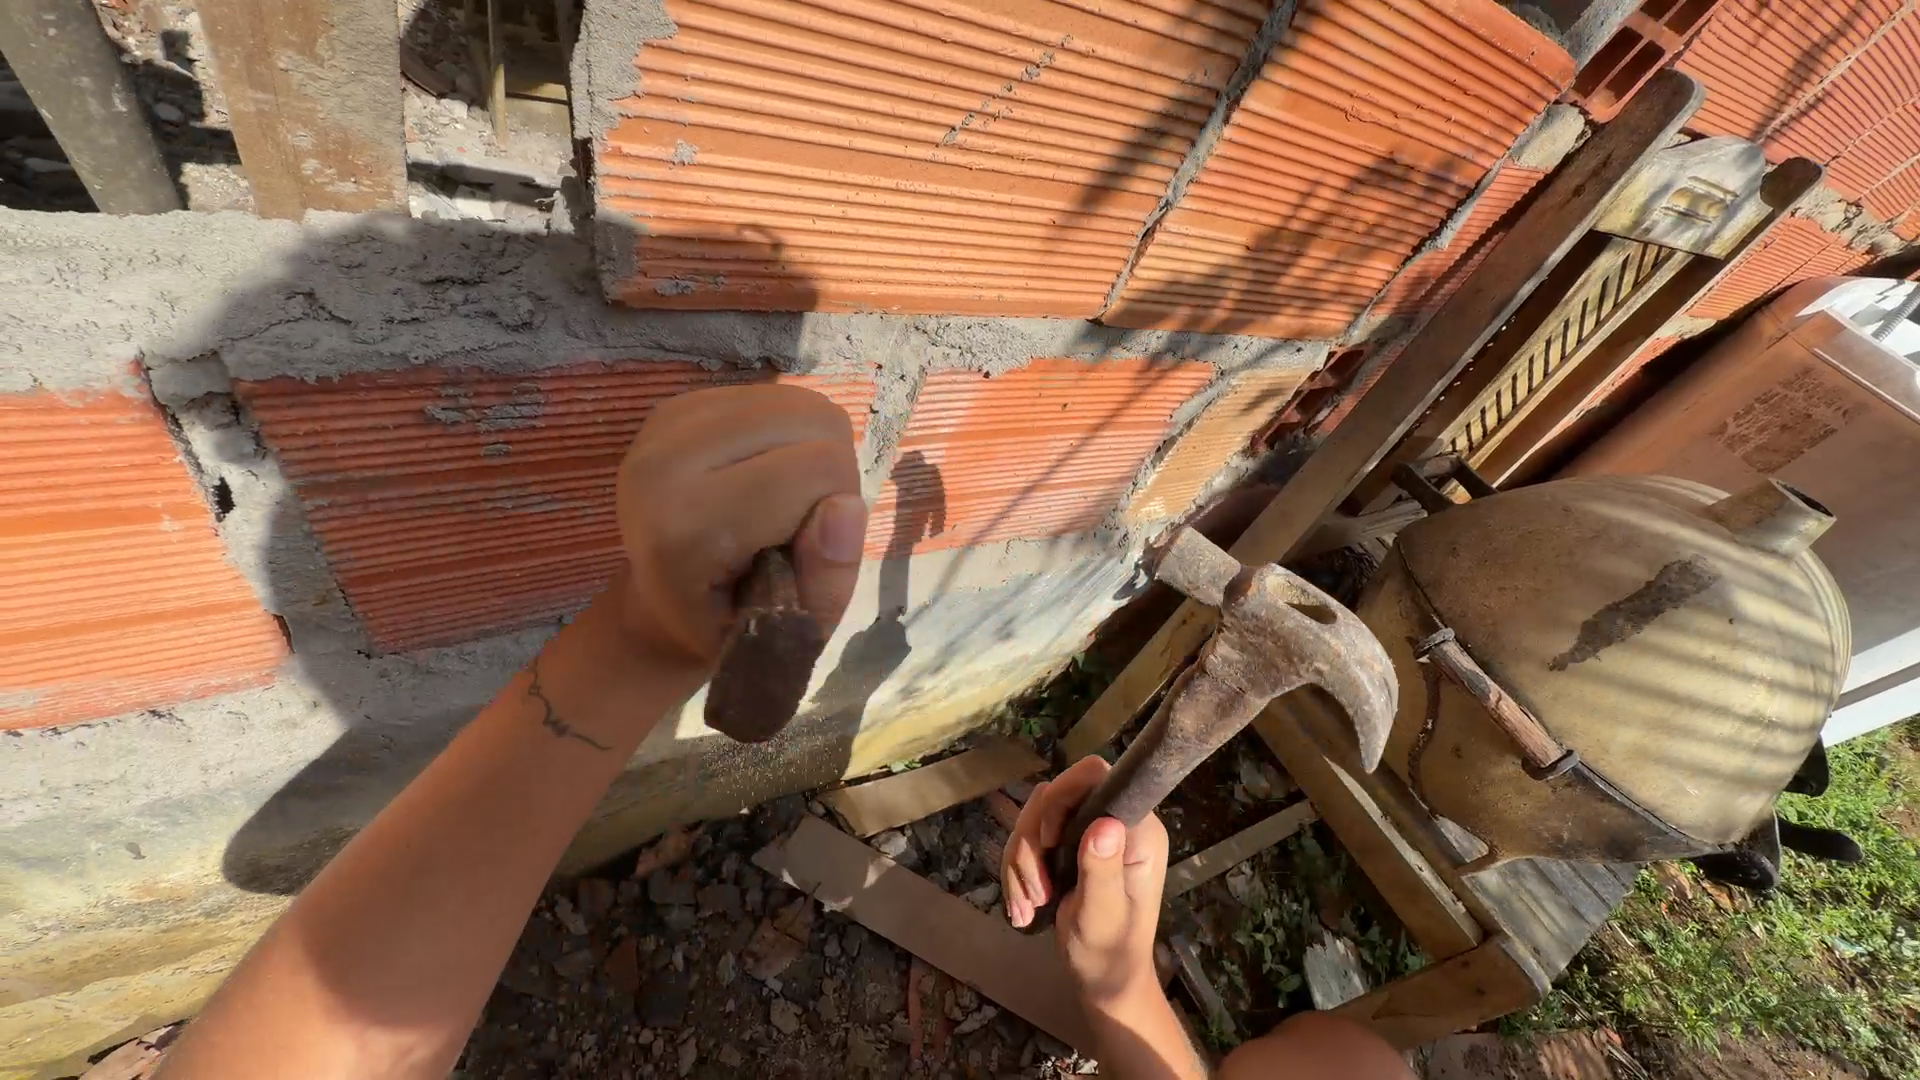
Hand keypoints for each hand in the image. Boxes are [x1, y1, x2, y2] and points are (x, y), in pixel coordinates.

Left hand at [615, 384, 866, 667]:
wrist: (663, 603)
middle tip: (800, 521)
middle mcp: (663, 465)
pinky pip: (774, 395)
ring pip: (800, 402)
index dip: (839, 506)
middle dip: (831, 472)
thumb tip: (846, 505)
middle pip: (816, 422)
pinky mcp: (675, 405)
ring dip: (814, 448)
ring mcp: (663, 428)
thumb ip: (828, 580)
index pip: (819, 466)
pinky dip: (790, 433)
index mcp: (688, 530)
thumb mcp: (795, 633)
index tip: (807, 550)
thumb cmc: (735, 623)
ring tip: (784, 497)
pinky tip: (764, 472)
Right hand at [1001, 755, 1169, 1006]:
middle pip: (1053, 796)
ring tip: (1030, 907)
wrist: (1101, 983)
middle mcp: (1112, 818)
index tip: (1049, 840)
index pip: (1095, 776)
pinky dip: (1016, 872)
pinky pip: (1026, 838)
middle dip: (1033, 844)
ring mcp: (1088, 830)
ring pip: (1034, 817)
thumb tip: (1105, 825)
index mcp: (1136, 829)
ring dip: (1021, 863)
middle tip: (1038, 894)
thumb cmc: (1110, 956)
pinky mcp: (1067, 843)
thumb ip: (1102, 871)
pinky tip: (1023, 908)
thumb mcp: (1103, 918)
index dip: (1063, 796)